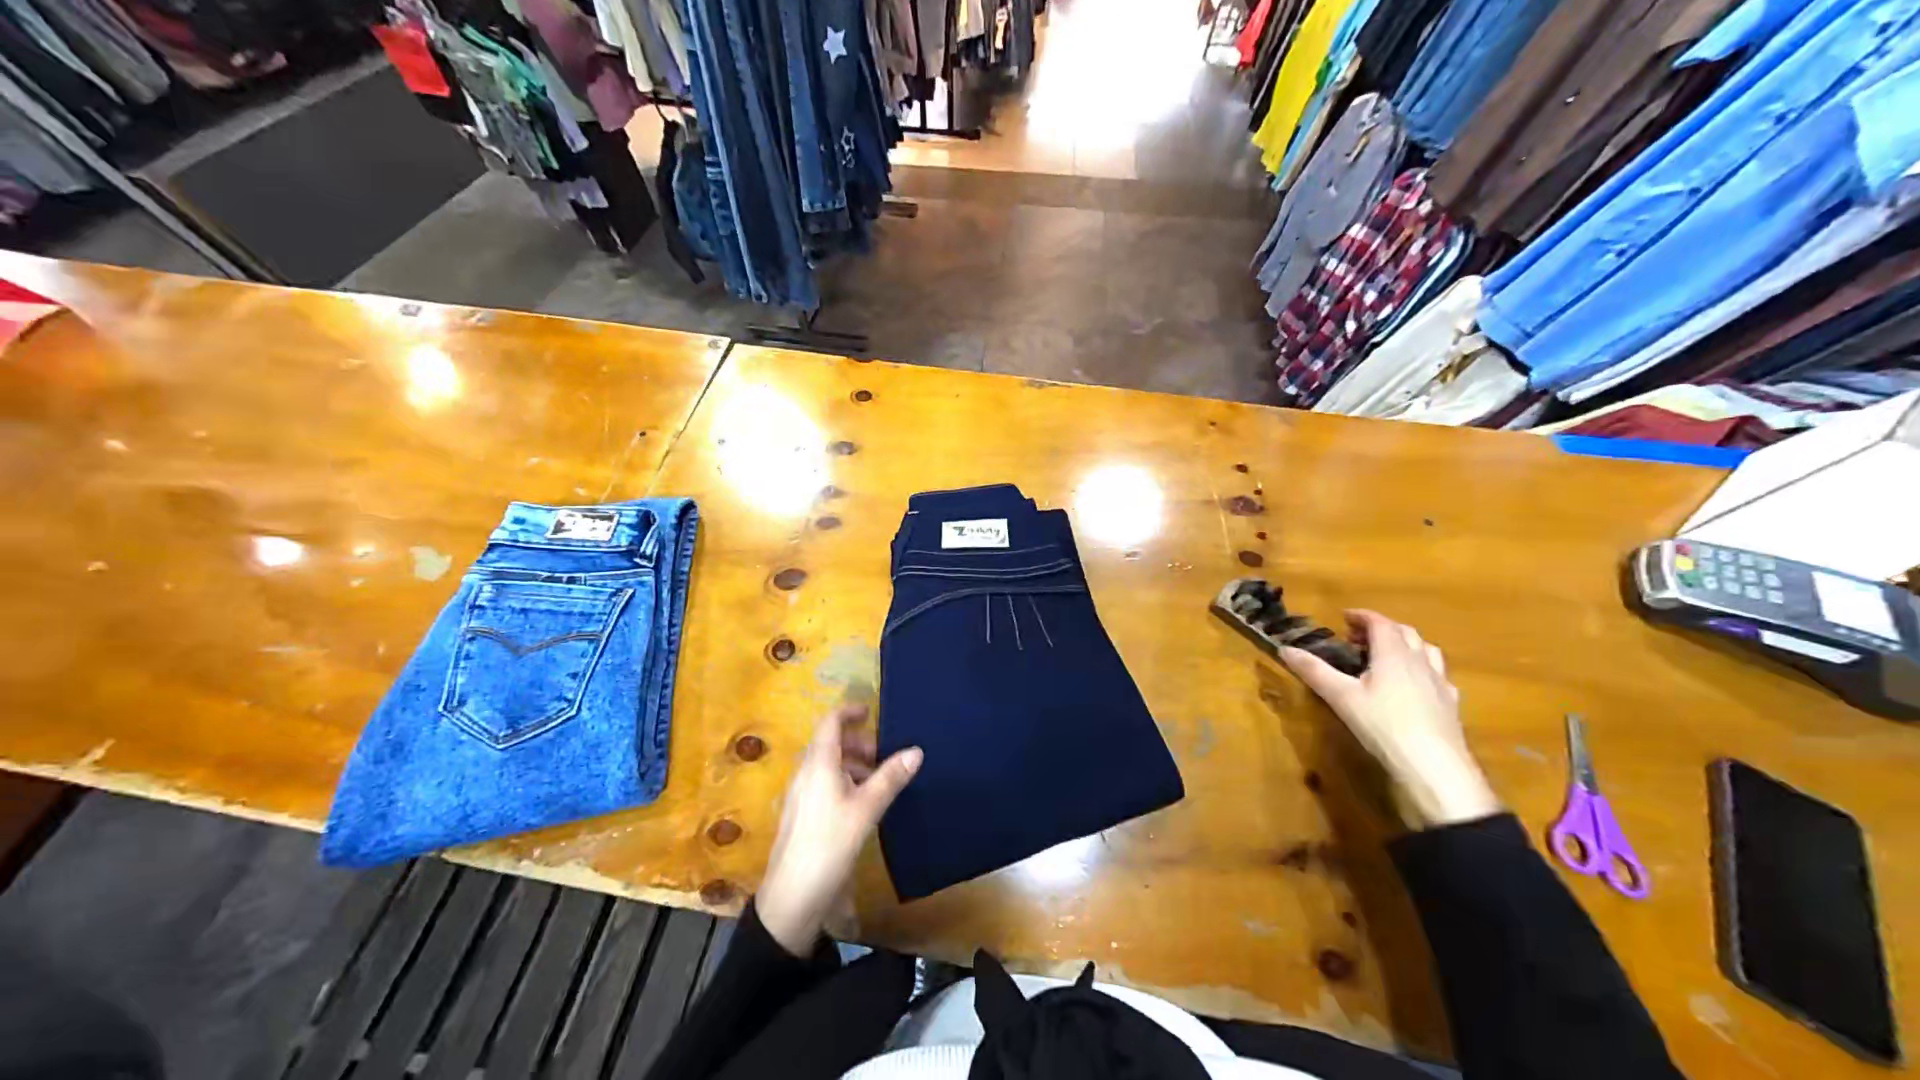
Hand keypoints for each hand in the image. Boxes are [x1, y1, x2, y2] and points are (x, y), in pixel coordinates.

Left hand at [755, 704, 922, 956]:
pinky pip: (823, 784)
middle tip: (883, 755)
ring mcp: (800, 795)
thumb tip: (916, 750)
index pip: (830, 723)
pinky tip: (861, 804)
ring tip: (877, 782)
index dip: (849, 712)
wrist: (793, 896)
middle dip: (857, 743)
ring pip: (827, 766)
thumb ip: (890, 778)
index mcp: (818, 764)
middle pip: (829, 744)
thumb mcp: (867, 809)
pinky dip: (844, 781)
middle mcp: (805, 773)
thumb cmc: (829, 843)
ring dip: (852, 764)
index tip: (871, 712)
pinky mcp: (801, 815)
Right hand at [1278, 610, 1499, 827]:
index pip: (1380, 623)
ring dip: (1406, 645)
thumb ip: (1314, 670)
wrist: (1433, 765)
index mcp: (1393, 653)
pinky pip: (1438, 674)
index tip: (1345, 617)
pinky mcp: (1451, 704)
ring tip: (1387, 656)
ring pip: (1427, 650)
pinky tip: (1416, 685)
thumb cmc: (1383, 725)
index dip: (1362, 616)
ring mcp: (1440, 682)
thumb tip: (1284, 648)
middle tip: (1359, 638)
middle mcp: (1420, 661)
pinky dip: (1423, 669)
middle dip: (1381, 628)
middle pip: (1405, 632)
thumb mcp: (1340, 696)